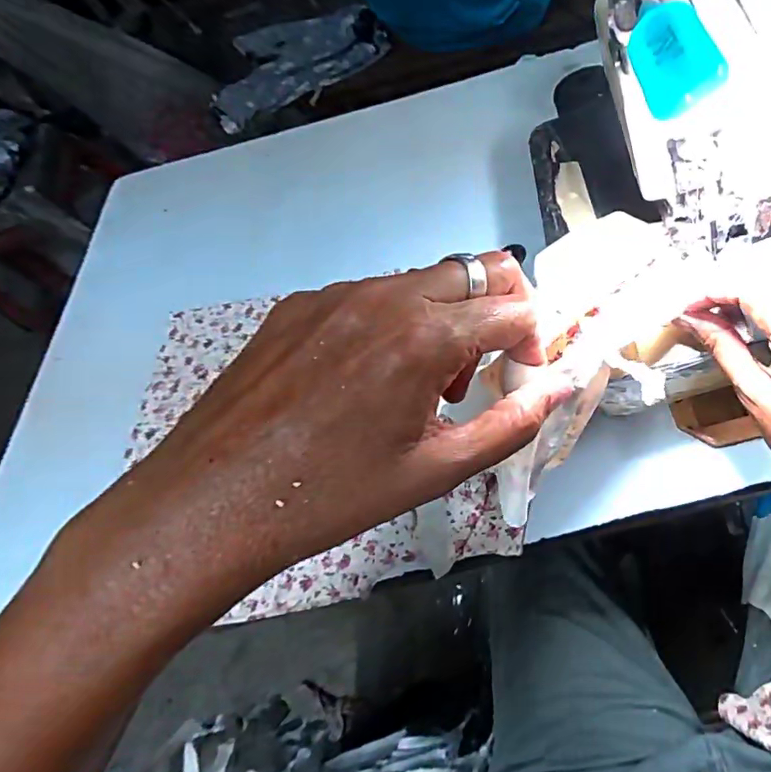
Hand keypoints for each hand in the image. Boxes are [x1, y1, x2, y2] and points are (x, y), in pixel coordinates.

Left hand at [76, 252, 569, 626]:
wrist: (212, 502)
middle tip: (481, 371)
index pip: (514, 309)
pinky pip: (373, 295)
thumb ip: (511, 425)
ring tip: (420, 384)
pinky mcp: (301, 303)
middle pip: (480, 269)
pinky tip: (364, 379)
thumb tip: (558, 390)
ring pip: (426, 280)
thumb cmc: (334, 495)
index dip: (533, 342)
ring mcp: (338, 293)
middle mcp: (386, 297)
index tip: (520, 379)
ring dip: (448, 318)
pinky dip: (396, 321)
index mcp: (426, 337)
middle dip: (500, 312)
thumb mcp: (436, 470)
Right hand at [679, 241, 770, 520]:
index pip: (754, 291)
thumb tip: (695, 320)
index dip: (715, 291)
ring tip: (725, 302)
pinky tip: (756, 305)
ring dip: (755, 280)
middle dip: (731, 282)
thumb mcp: (755, 398)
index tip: (692, 302)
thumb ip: (725, 348)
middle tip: (702, 302)